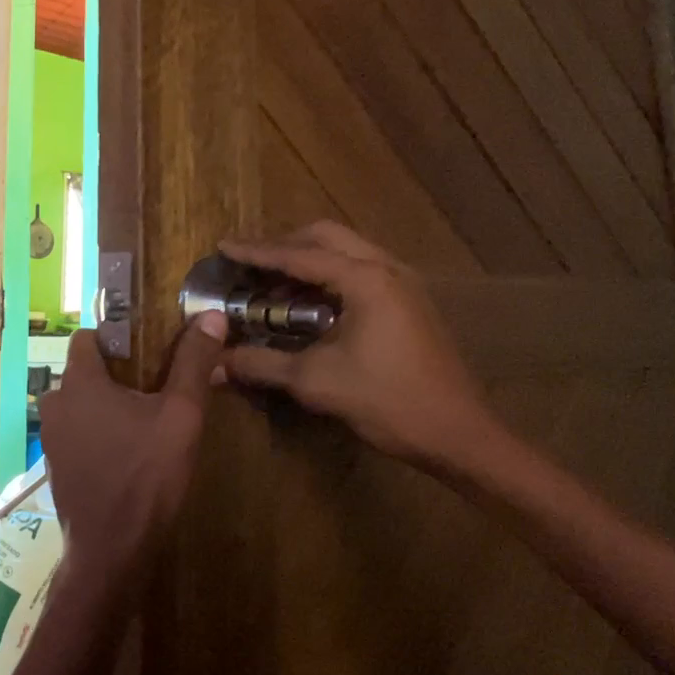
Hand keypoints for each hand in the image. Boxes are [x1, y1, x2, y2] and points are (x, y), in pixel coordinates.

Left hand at [38, 312, 228, 573]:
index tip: (149, 351)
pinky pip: (78, 432)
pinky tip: (129, 454)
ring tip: (147, 424)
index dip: (118, 338)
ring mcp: (51, 436)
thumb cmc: (146, 476)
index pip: (89, 336)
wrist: (112, 551)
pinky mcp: (55, 465)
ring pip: (82, 404)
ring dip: (109, 407)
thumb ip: (193, 363)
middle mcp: (55, 401)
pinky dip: (99, 434)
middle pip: (87, 371)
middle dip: (119, 375)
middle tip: (157, 390)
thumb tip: (211, 315)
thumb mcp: (180, 416)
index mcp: (78, 380)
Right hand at [213, 221, 498, 467]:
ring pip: (346, 250)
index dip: (256, 252)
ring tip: (273, 287)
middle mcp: (386, 269)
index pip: (298, 256)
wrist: (460, 437)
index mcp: (365, 279)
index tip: (223, 247)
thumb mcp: (316, 382)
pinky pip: (361, 270)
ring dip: (307, 261)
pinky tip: (309, 306)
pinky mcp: (411, 302)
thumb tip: (214, 362)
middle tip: (250, 265)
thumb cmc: (388, 402)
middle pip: (325, 237)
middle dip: (283, 245)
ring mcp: (403, 284)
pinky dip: (329, 277)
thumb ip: (261, 363)